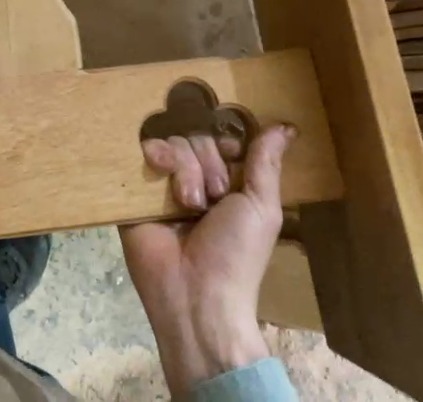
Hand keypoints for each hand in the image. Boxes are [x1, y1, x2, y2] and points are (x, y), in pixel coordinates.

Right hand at [120, 123, 294, 392]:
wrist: (196, 295)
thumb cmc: (237, 256)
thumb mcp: (262, 208)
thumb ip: (267, 163)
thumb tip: (287, 126)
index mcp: (226, 186)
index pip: (221, 141)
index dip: (226, 143)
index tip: (233, 156)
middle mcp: (194, 182)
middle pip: (197, 138)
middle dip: (208, 162)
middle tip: (214, 197)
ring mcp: (163, 186)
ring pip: (173, 143)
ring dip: (186, 168)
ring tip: (189, 203)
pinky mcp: (135, 191)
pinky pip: (143, 152)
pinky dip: (157, 156)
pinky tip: (159, 172)